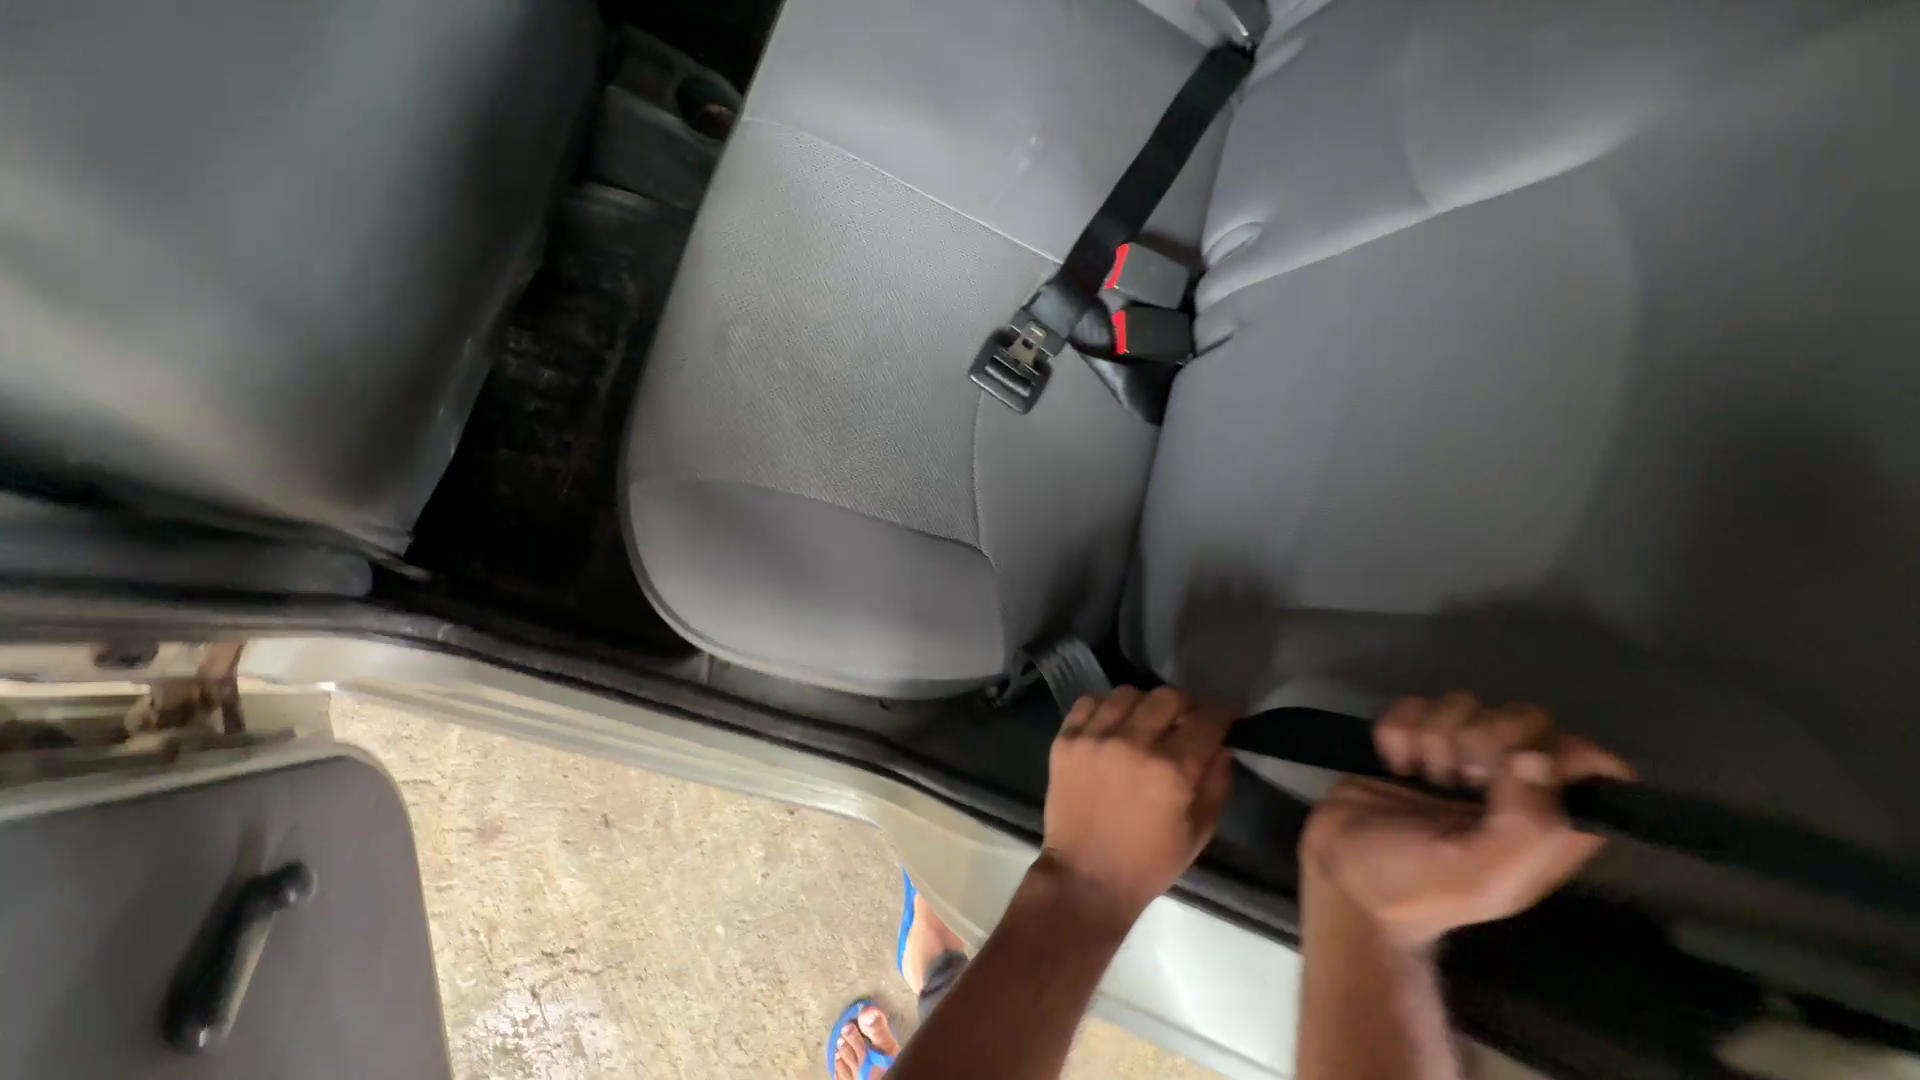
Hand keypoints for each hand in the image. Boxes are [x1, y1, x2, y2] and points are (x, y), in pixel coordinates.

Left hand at [1038, 687, 1234, 921]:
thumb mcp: (1199, 831)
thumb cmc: (1148, 863)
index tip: (1224, 716)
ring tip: (1144, 723)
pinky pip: (1089, 703)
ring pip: (1127, 693)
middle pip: (1168, 696)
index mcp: (1172, 769)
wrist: (1085, 878)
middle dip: (1185, 706)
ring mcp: (1094, 739)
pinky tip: (1111, 726)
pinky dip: (1105, 708)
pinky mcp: (1065, 741)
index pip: (1207, 719)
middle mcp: (1133, 743)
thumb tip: (1222, 746)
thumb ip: (1216, 783)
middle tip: (1184, 721)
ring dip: (1144, 705)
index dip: (1222, 713)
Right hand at [1300, 693, 1633, 948]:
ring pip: (1466, 704)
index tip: (1518, 769)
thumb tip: (1536, 756)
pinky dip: (1397, 729)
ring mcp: (1459, 758)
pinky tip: (1395, 763)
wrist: (1342, 877)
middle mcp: (1512, 783)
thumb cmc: (1417, 886)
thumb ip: (1526, 824)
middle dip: (1485, 738)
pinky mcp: (1410, 740)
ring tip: (1423, 775)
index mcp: (1547, 820)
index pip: (1591, 761)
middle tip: (1461, 779)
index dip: (1559, 753)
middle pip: (1527, 719)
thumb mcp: (1481, 875)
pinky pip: (1413, 704)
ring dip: (1435, 735)